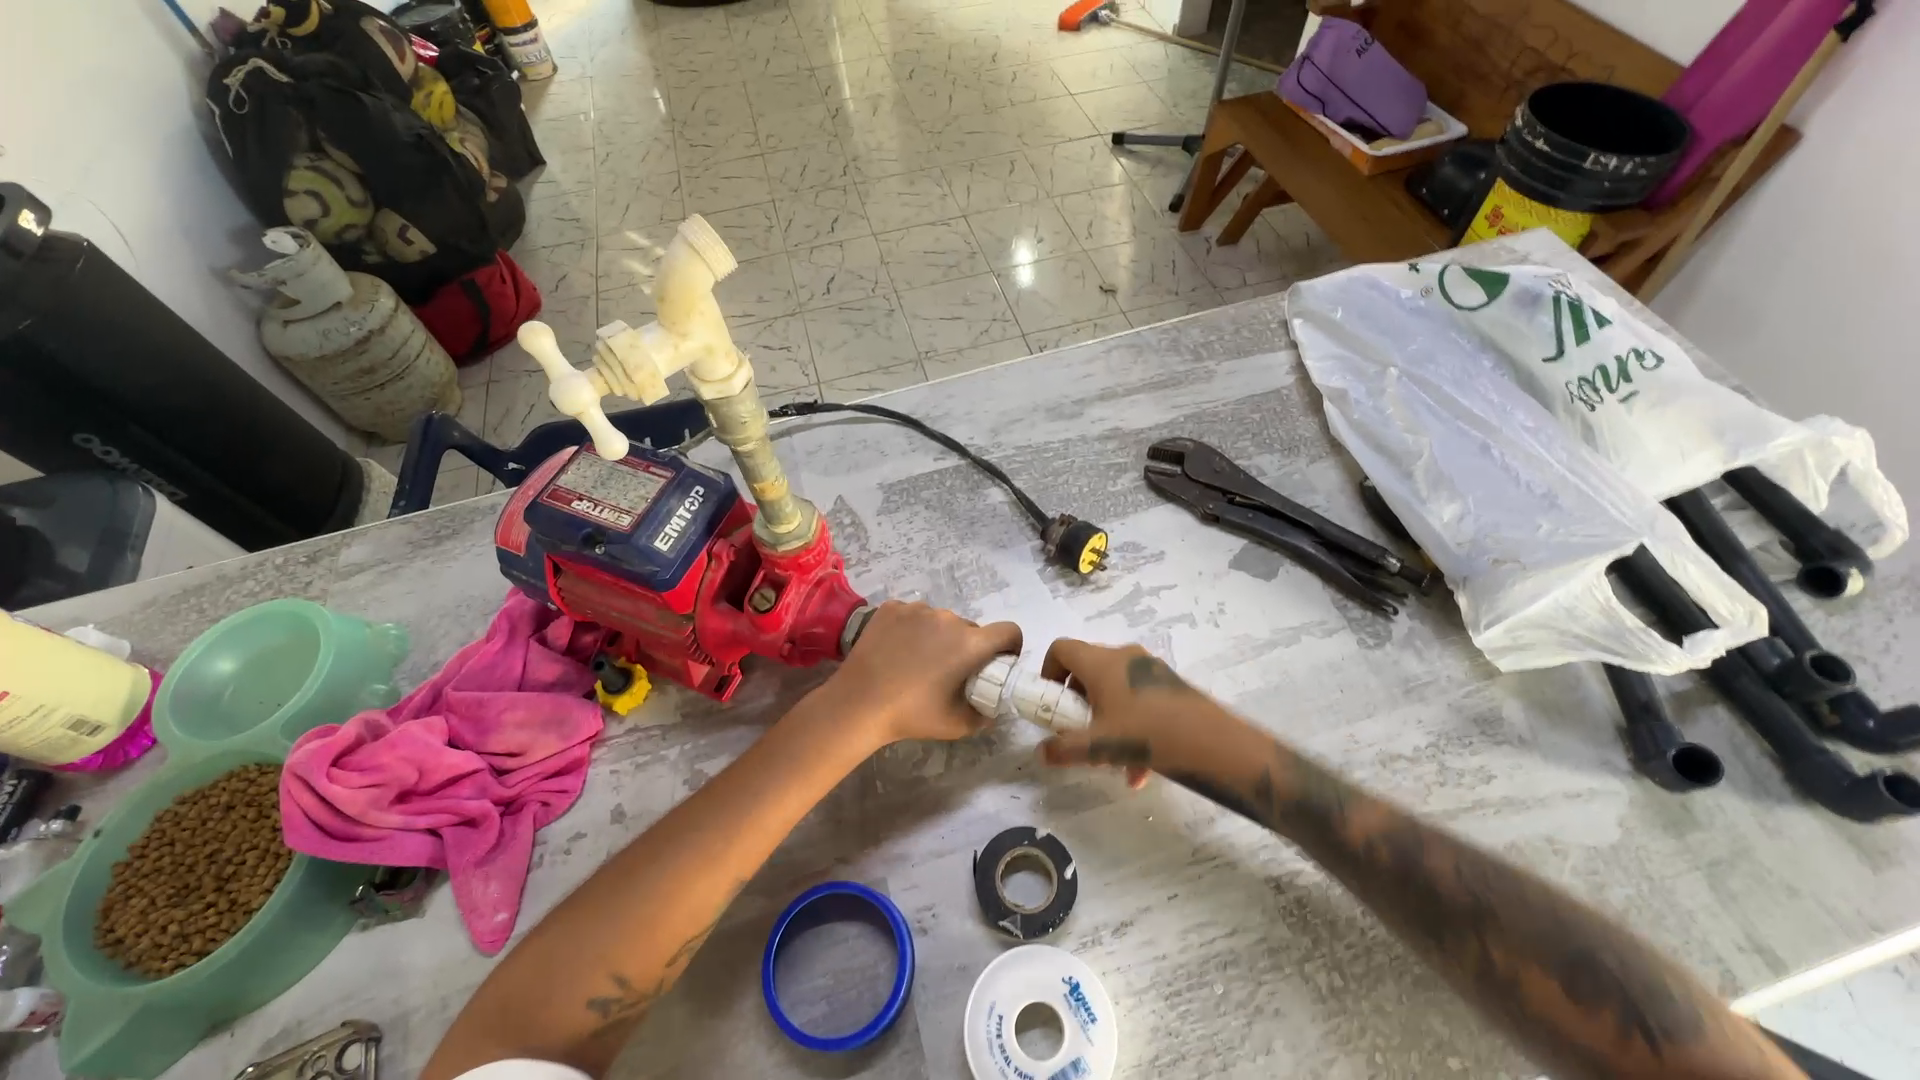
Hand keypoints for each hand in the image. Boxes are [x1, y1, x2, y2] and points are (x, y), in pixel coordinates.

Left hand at [824, 601, 1021, 745]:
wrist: (859, 703)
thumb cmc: (912, 715)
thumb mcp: (958, 724)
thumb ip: (985, 713)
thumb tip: (993, 705)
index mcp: (971, 643)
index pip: (1009, 631)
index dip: (1010, 646)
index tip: (998, 662)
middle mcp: (948, 618)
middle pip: (971, 629)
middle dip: (968, 647)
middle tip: (949, 672)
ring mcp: (917, 609)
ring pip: (940, 621)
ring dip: (938, 637)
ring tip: (917, 662)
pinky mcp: (891, 608)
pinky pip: (912, 616)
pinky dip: (911, 630)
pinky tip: (897, 650)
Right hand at [1036, 639, 1226, 786]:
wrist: (1211, 741)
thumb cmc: (1146, 734)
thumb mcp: (1098, 746)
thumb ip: (1064, 749)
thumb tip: (1041, 753)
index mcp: (1101, 663)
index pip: (1061, 649)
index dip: (1048, 671)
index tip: (1050, 700)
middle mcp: (1124, 657)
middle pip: (1087, 670)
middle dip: (1077, 703)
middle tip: (1078, 730)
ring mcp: (1149, 669)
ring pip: (1114, 690)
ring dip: (1105, 722)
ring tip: (1109, 760)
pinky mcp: (1169, 685)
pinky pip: (1137, 700)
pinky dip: (1130, 727)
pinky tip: (1139, 769)